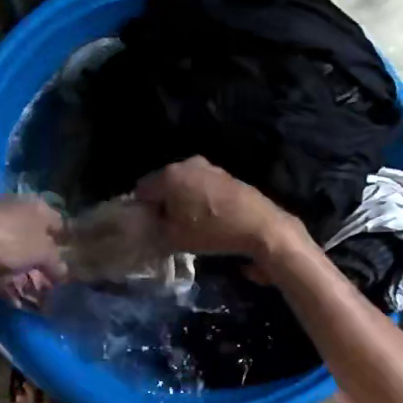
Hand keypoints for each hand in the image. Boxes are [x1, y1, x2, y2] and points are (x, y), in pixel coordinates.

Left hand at [0, 194, 66, 281]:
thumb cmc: (12, 243)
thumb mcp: (42, 255)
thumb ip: (55, 262)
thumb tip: (64, 270)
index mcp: (38, 206)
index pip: (58, 222)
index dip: (63, 241)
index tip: (62, 258)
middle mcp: (16, 203)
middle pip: (34, 227)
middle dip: (38, 248)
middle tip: (41, 269)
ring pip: (12, 235)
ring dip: (18, 255)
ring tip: (19, 277)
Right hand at [133, 157, 301, 257]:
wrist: (260, 227)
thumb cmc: (211, 232)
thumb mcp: (173, 238)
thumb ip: (155, 228)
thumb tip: (152, 223)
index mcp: (169, 175)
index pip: (141, 190)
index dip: (141, 209)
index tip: (148, 226)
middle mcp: (187, 164)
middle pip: (164, 184)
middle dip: (162, 203)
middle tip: (166, 225)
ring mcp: (210, 167)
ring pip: (184, 184)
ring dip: (182, 200)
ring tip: (188, 223)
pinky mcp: (227, 176)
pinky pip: (202, 186)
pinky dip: (199, 199)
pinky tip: (207, 217)